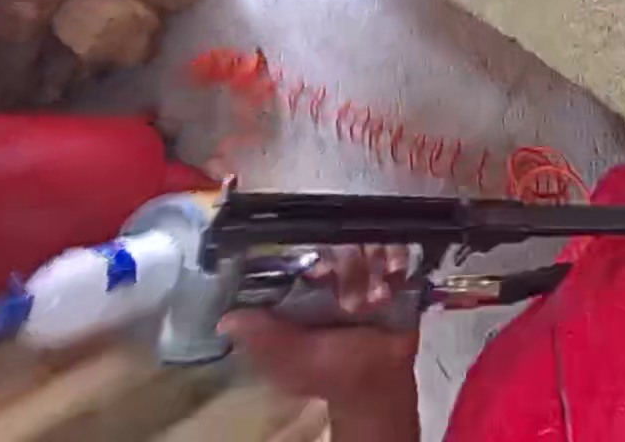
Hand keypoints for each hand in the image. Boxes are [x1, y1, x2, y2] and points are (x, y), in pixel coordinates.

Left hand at [220, 246, 419, 412]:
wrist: (381, 383)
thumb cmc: (332, 373)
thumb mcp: (294, 360)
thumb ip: (265, 338)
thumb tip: (225, 320)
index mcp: (309, 289)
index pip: (312, 254)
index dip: (320, 260)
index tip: (324, 275)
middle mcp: (339, 273)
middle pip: (346, 244)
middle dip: (352, 270)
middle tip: (354, 306)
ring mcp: (369, 270)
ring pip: (372, 242)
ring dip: (375, 269)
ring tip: (378, 301)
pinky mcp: (396, 271)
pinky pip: (399, 247)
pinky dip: (397, 261)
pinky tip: (394, 285)